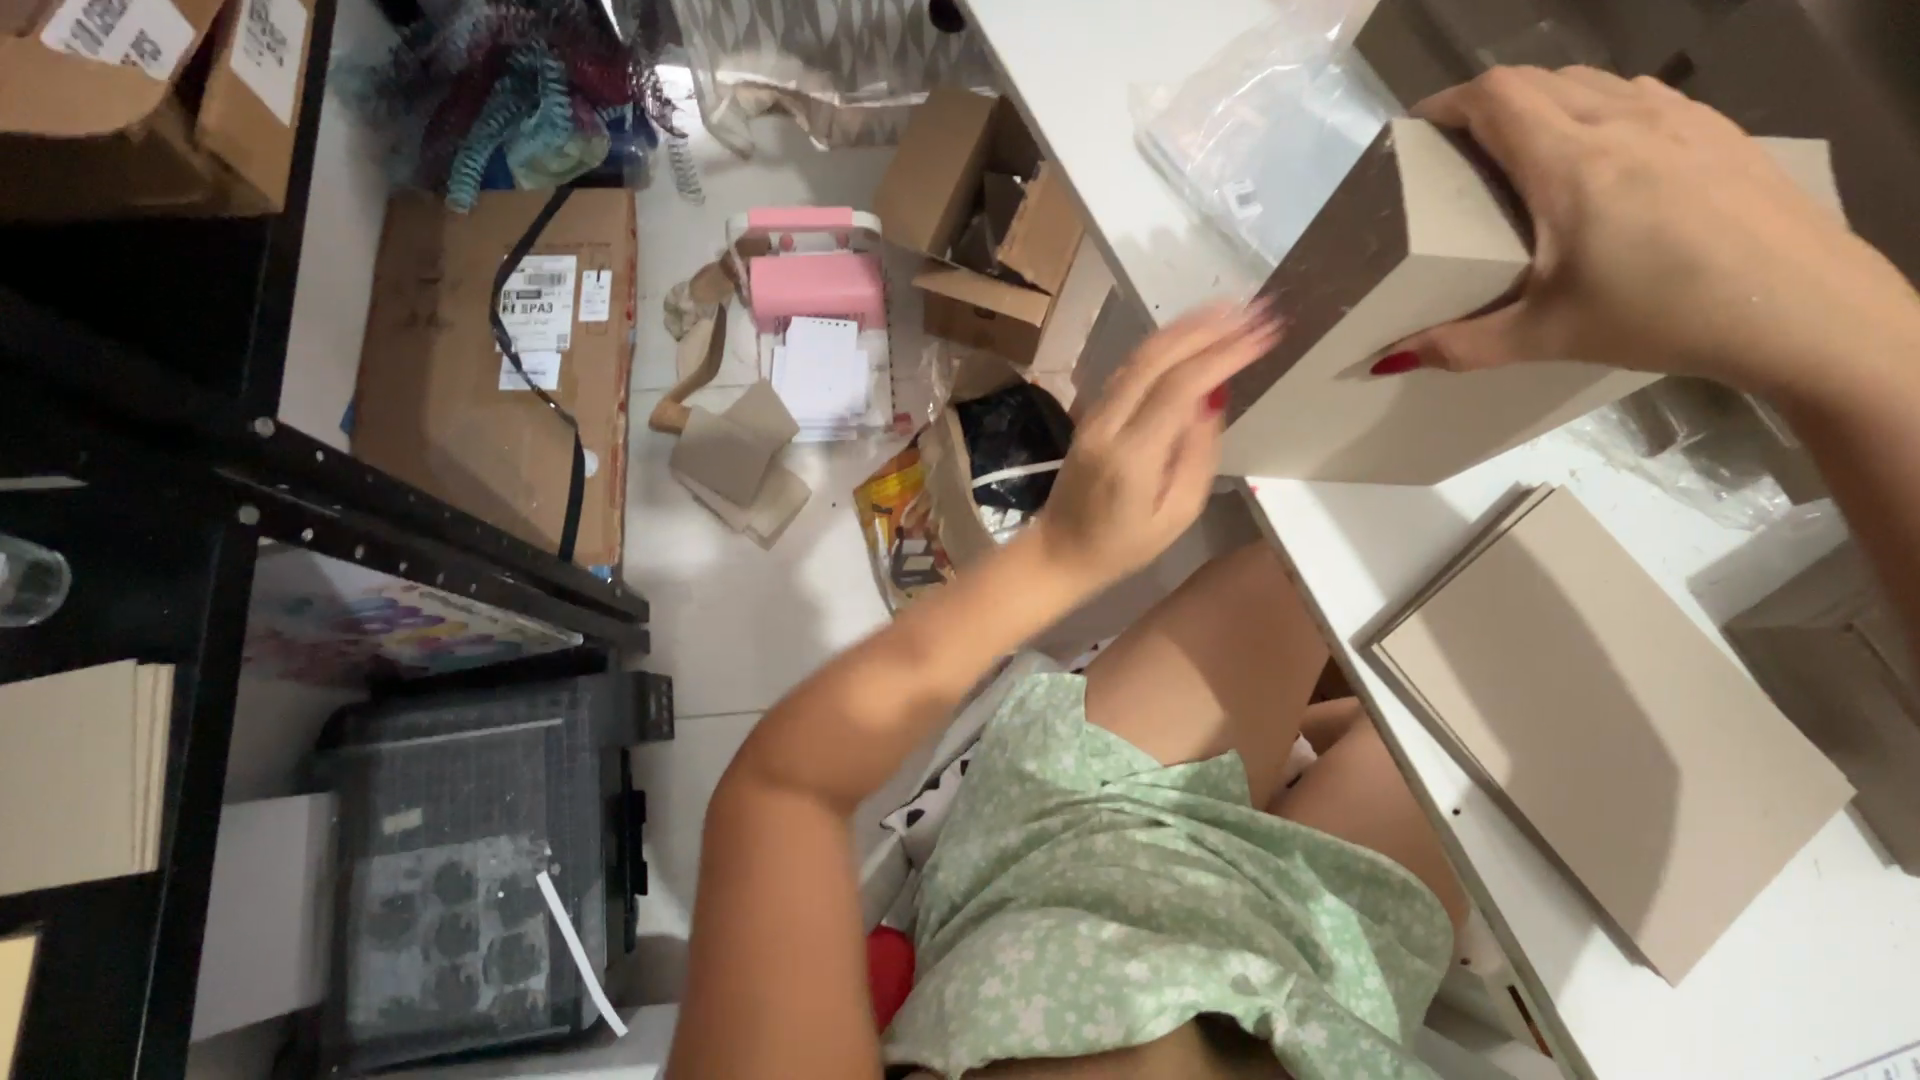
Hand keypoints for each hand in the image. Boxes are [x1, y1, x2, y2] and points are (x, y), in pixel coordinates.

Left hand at [1032, 302, 1280, 587]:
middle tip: (1254, 308)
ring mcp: (1094, 415)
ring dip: (1185, 328)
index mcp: (1132, 455)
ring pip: (1139, 357)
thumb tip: (1211, 400)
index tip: (1264, 333)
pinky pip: (1129, 369)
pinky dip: (1163, 344)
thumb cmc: (1123, 546)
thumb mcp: (1176, 514)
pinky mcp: (1090, 414)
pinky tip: (1189, 334)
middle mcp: (1108, 424)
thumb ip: (1197, 456)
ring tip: (1230, 309)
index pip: (1180, 387)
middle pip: (1157, 358)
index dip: (1223, 354)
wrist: (1059, 551)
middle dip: (1208, 328)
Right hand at [1390, 65, 1919, 406]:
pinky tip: (1600, 159)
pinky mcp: (1718, 129)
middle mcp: (1624, 122)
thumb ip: (1459, 345)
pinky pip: (1639, 95)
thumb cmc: (1662, 318)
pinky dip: (1597, 109)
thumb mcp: (1545, 337)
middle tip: (1461, 152)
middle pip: (1538, 80)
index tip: (1420, 129)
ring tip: (1525, 153)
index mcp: (1572, 165)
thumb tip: (1388, 360)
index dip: (1449, 101)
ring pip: (1591, 82)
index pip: (1497, 96)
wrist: (1803, 309)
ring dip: (1544, 102)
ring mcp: (1680, 117)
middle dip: (1488, 105)